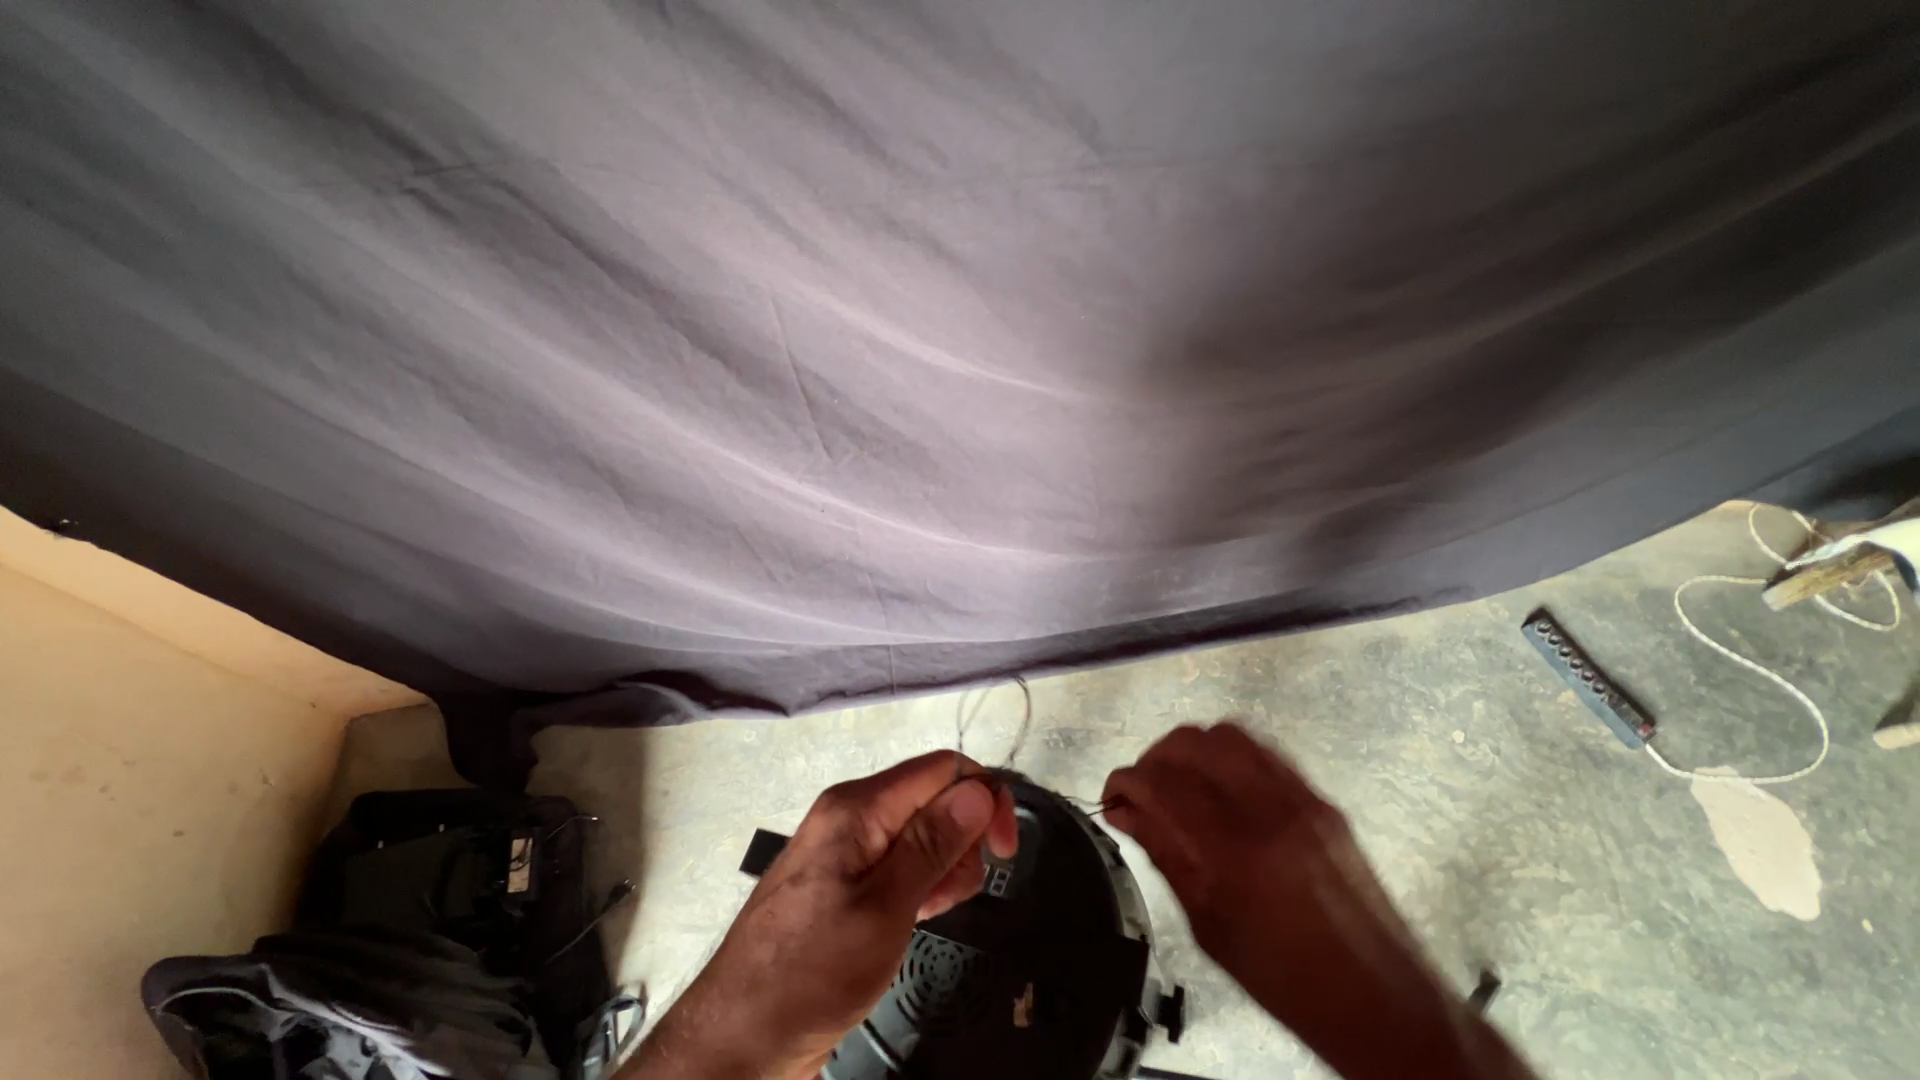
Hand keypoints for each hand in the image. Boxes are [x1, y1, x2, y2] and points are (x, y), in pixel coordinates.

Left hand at [625, 751, 1018, 1079]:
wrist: (742, 1036)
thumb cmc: (815, 971)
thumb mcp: (886, 908)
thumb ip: (933, 843)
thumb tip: (979, 787)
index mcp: (858, 806)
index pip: (943, 768)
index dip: (984, 799)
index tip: (1003, 853)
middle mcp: (852, 813)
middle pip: (935, 798)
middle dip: (962, 841)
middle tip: (946, 896)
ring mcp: (847, 846)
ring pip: (923, 832)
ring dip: (943, 868)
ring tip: (924, 914)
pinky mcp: (846, 878)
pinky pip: (901, 861)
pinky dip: (920, 883)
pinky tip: (913, 916)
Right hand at [1103, 723, 1534, 1079]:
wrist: (1383, 1002)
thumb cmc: (1293, 985)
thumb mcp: (1211, 928)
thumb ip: (1167, 857)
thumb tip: (1128, 815)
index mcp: (1238, 855)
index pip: (1163, 784)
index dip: (1124, 782)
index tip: (1112, 798)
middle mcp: (1273, 813)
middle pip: (1194, 743)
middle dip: (1153, 758)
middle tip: (1140, 791)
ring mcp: (1304, 801)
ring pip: (1230, 735)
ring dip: (1191, 751)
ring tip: (1176, 784)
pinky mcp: (1323, 802)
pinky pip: (1264, 753)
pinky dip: (1228, 757)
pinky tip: (1218, 788)